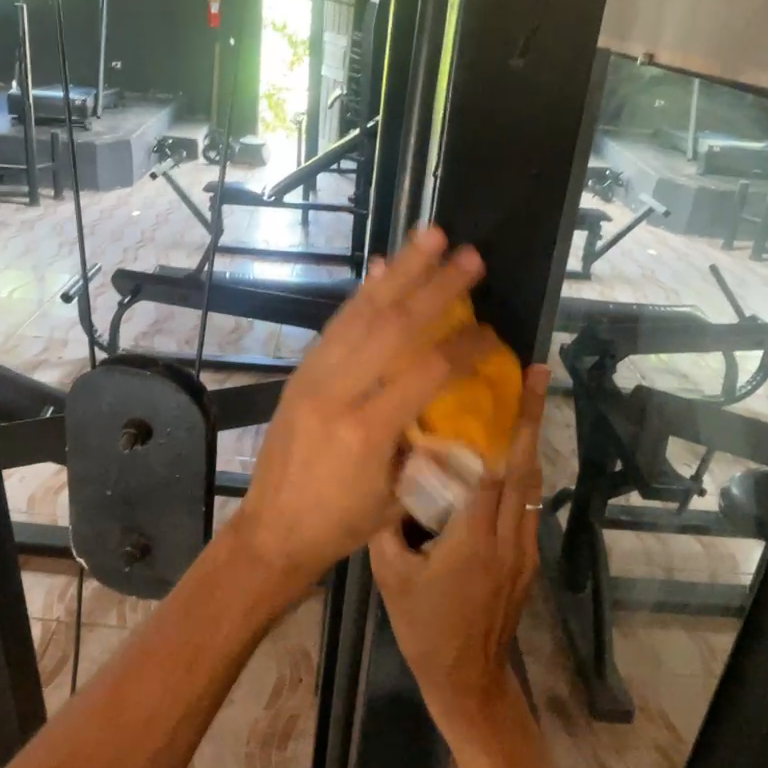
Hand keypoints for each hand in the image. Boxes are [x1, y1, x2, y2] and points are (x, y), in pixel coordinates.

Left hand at [228, 227, 494, 592]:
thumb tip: (462, 404)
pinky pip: (337, 323)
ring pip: (362, 313)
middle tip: (472, 256)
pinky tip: (382, 268)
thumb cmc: (340, 524)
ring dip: (399, 272)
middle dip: (437, 287)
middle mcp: (337, 393)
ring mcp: (313, 377)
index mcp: (366, 431)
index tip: (495, 331)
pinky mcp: (301, 372)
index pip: (426, 372)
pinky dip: (363, 293)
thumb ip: (430, 451)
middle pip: (393, 326)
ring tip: (430, 236)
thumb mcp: (397, 499)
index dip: (465, 347)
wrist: (272, 530)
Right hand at [371, 363, 549, 717]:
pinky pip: (530, 503)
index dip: (502, 426)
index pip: (494, 470)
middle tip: (538, 372)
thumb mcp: (390, 576)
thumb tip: (384, 477)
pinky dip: (524, 471)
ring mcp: (525, 548)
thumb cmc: (424, 627)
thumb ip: (386, 525)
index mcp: (474, 538)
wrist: (468, 678)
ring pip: (535, 483)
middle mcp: (508, 536)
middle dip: (532, 416)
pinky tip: (512, 454)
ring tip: (530, 399)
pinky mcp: (528, 558)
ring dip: (533, 439)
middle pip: (526, 466)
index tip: (507, 386)